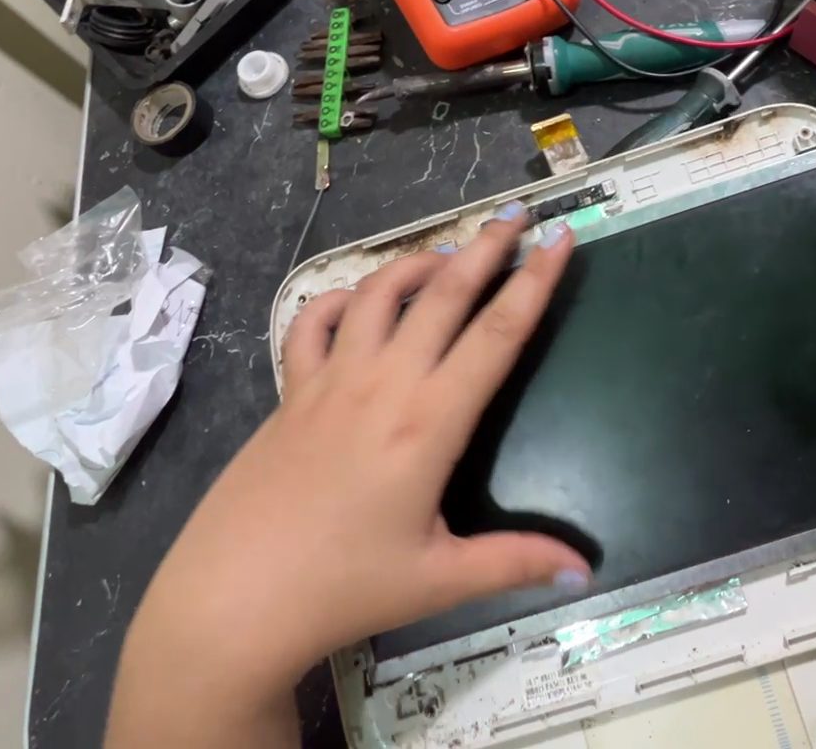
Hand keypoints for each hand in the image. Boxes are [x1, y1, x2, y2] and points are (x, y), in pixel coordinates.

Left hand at [107, 207, 588, 747]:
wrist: (231, 600)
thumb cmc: (342, 587)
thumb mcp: (439, 579)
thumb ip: (515, 563)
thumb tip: (584, 570)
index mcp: (429, 421)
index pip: (498, 334)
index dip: (535, 282)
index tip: (558, 239)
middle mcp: (384, 383)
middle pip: (444, 294)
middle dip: (485, 246)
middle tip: (515, 214)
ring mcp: (331, 380)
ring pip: (380, 293)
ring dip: (417, 263)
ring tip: (447, 254)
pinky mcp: (291, 390)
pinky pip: (315, 323)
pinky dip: (342, 299)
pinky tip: (360, 302)